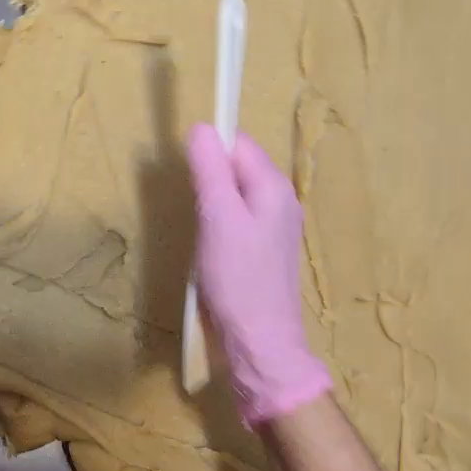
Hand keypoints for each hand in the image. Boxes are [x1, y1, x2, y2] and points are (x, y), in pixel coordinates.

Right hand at [185, 124, 331, 424]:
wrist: (259, 345)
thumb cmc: (237, 278)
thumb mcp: (217, 216)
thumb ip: (209, 168)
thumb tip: (201, 126)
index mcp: (273, 187)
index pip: (238, 144)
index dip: (210, 152)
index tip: (189, 177)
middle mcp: (280, 202)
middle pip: (237, 168)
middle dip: (209, 180)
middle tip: (195, 210)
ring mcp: (275, 229)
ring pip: (234, 195)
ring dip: (212, 205)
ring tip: (201, 231)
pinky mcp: (264, 253)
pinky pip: (237, 220)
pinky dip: (218, 226)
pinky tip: (210, 250)